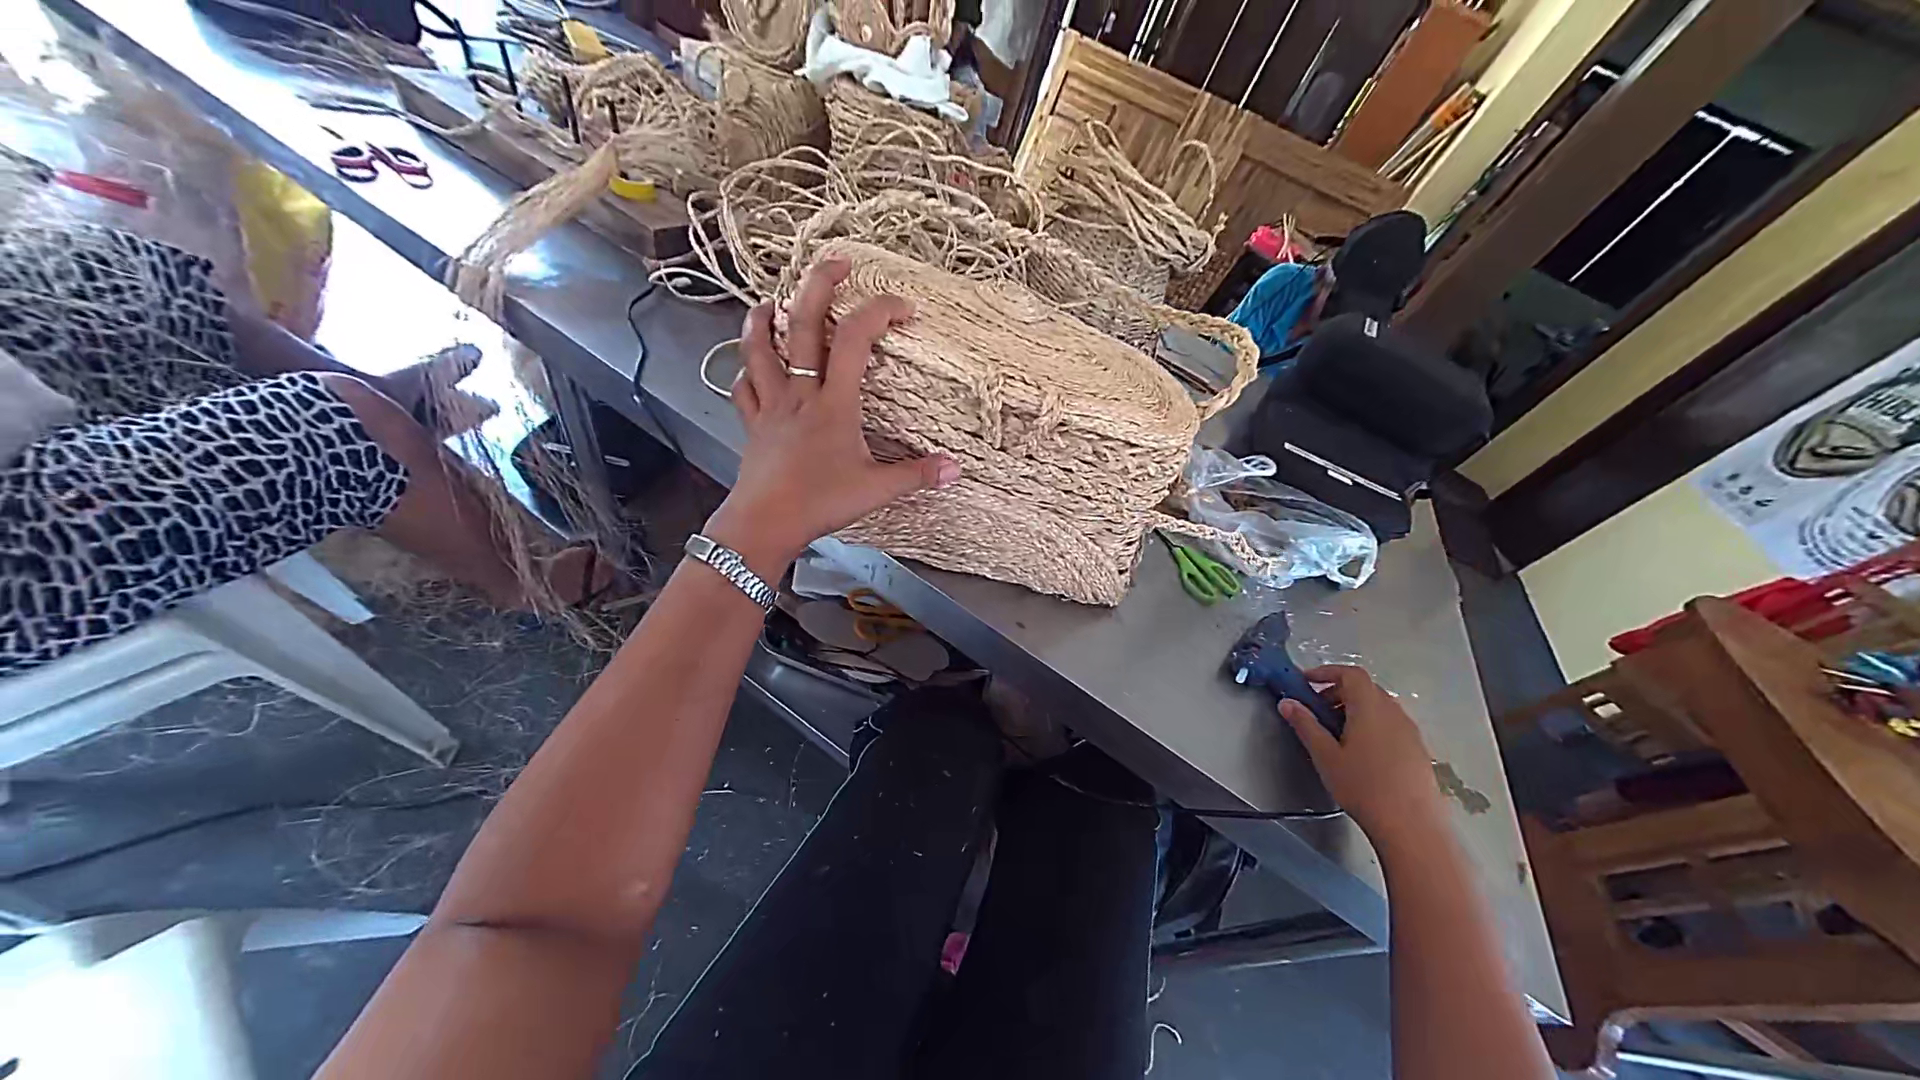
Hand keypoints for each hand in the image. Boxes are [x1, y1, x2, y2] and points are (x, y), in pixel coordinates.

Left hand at [703, 258, 959, 575]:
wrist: (765, 522)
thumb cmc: (820, 502)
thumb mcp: (875, 489)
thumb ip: (916, 475)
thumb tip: (955, 469)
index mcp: (834, 402)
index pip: (857, 340)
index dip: (881, 313)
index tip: (904, 308)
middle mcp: (800, 393)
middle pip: (804, 325)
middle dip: (820, 286)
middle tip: (836, 263)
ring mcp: (771, 406)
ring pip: (759, 349)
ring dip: (764, 319)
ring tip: (772, 300)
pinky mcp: (753, 424)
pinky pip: (744, 388)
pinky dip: (746, 371)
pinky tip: (750, 365)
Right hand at [1278, 665, 1441, 842]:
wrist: (1412, 826)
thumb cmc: (1364, 786)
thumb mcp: (1325, 755)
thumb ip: (1305, 725)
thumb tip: (1288, 703)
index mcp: (1370, 707)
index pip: (1350, 674)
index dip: (1326, 672)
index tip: (1305, 681)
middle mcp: (1394, 713)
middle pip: (1365, 688)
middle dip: (1337, 692)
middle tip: (1315, 709)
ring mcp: (1410, 731)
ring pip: (1378, 706)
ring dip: (1353, 709)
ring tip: (1334, 732)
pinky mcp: (1418, 749)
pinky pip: (1390, 724)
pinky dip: (1370, 724)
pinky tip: (1359, 751)